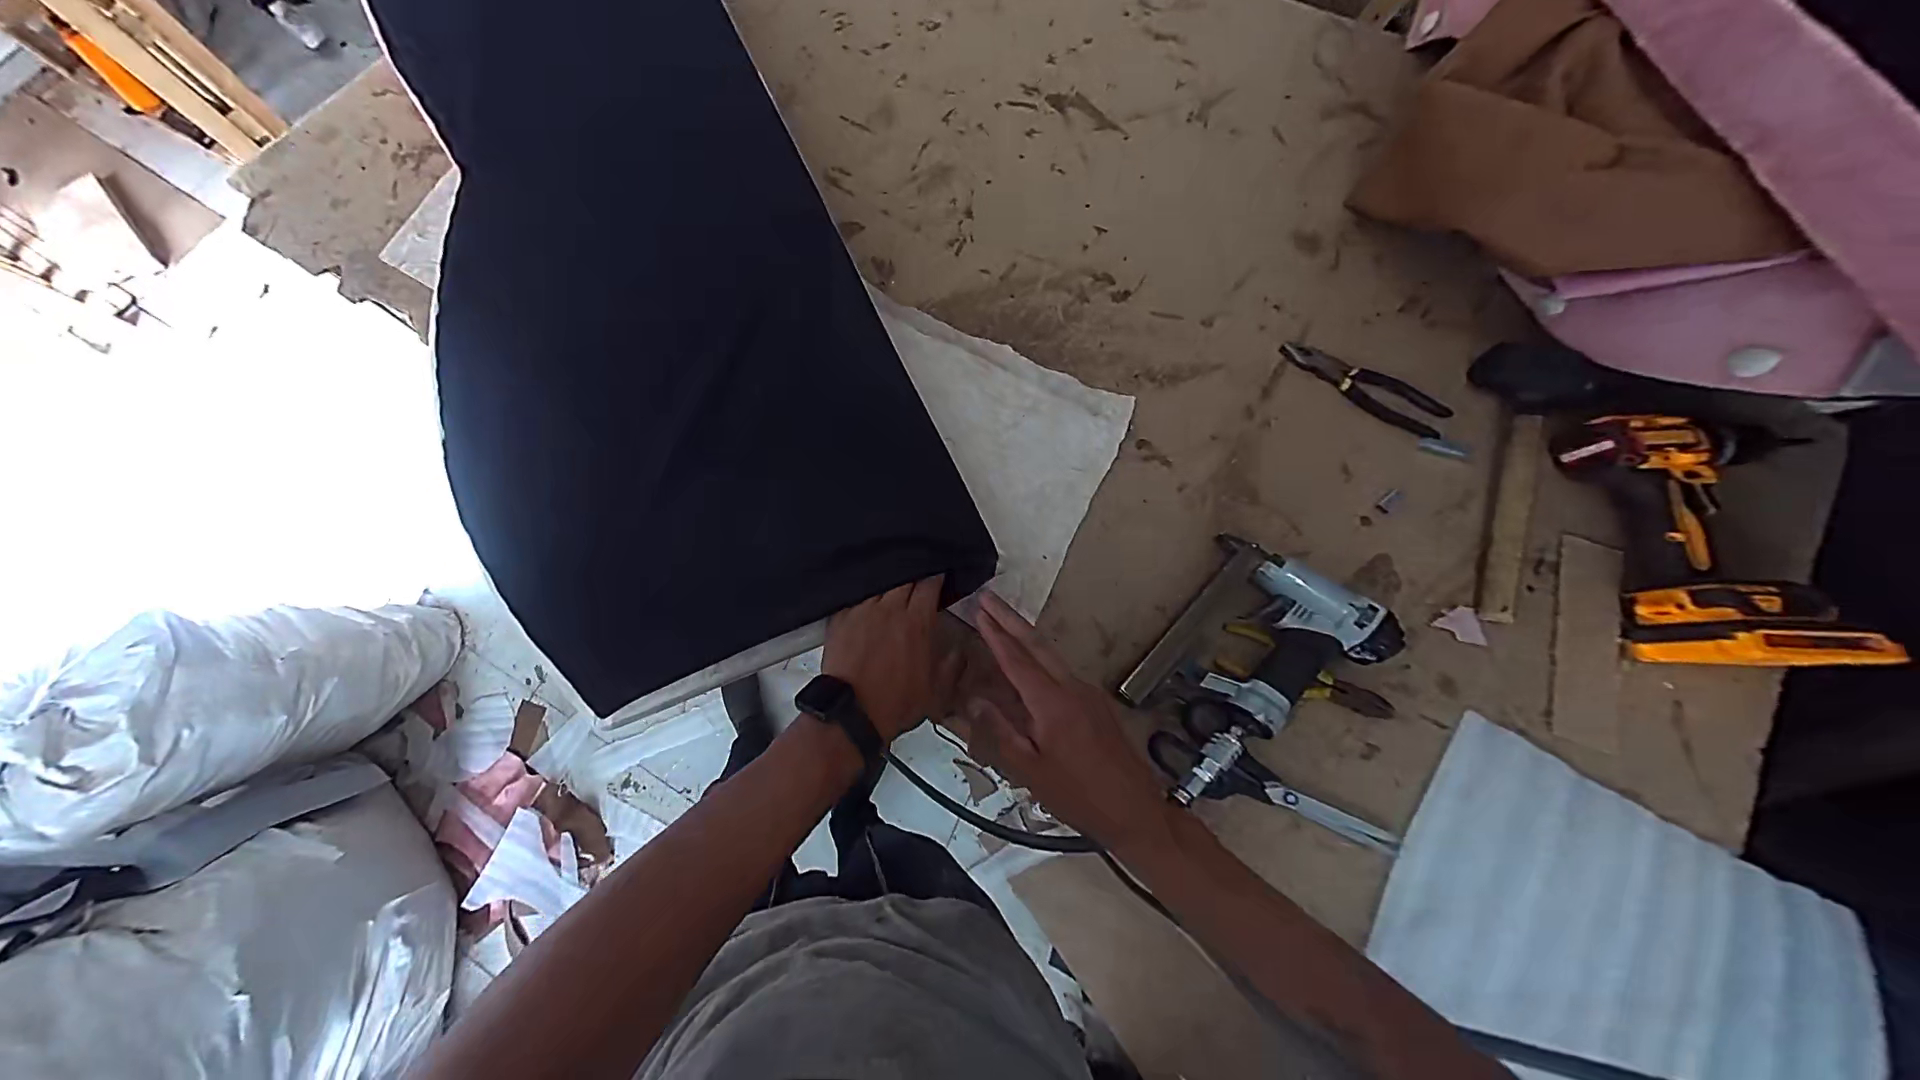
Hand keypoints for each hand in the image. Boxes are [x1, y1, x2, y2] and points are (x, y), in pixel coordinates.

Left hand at [822, 576, 946, 741]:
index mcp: (917, 623)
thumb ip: (950, 668)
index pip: (930, 584)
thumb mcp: (934, 692)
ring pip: (879, 583)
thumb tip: (959, 654)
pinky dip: (863, 596)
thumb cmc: (893, 704)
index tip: (938, 578)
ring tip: (891, 591)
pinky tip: (866, 603)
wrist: (852, 713)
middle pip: (904, 577)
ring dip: (888, 585)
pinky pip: (855, 596)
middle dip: (913, 576)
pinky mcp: (840, 619)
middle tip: (916, 583)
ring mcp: (862, 611)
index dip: (936, 578)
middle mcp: (890, 610)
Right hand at [964, 592, 1175, 851]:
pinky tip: (1030, 660)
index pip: (1017, 660)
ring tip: (1002, 619)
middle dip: (1010, 618)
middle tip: (987, 597)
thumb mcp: (1030, 770)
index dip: (994, 635)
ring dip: (1025, 634)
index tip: (978, 611)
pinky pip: (1062, 670)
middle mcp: (1072, 688)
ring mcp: (1088, 692)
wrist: (1135, 808)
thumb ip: (1001, 731)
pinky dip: (1040, 656)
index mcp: (1052, 703)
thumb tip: (975, 700)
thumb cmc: (1078, 795)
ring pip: (1051, 654)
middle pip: (1036, 644)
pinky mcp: (1096, 702)